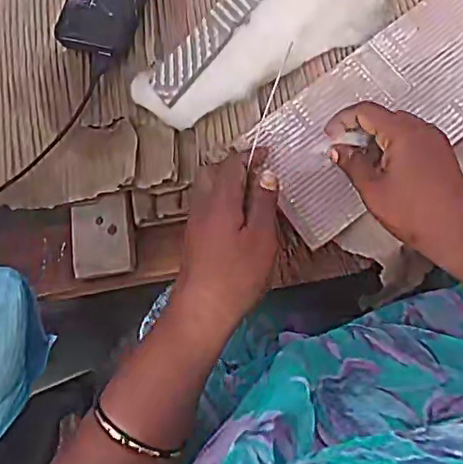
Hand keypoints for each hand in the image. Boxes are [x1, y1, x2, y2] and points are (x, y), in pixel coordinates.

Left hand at [171, 152, 280, 336]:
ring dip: (226, 182)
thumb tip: (266, 175)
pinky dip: (222, 199)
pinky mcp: (194, 235)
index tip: (268, 153)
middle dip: (234, 164)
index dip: (250, 154)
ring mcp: (195, 220)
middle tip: (258, 171)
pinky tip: (238, 216)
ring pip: (207, 187)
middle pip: (213, 170)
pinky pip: (206, 204)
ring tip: (252, 193)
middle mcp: (203, 205)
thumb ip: (263, 203)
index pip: (232, 163)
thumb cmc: (236, 276)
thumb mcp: (261, 238)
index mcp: (220, 199)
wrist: (201, 310)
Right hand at [326, 102, 462, 260]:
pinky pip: (412, 137)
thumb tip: (339, 151)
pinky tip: (384, 168)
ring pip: (397, 126)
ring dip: (376, 137)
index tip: (331, 134)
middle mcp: (422, 130)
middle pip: (382, 116)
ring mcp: (434, 140)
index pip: (365, 111)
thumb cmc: (421, 216)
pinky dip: (394, 145)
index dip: (342, 121)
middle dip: (358, 129)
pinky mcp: (441, 152)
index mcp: (403, 133)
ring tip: (362, 162)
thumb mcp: (373, 189)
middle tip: (343, 148)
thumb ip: (351, 163)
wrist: (457, 234)